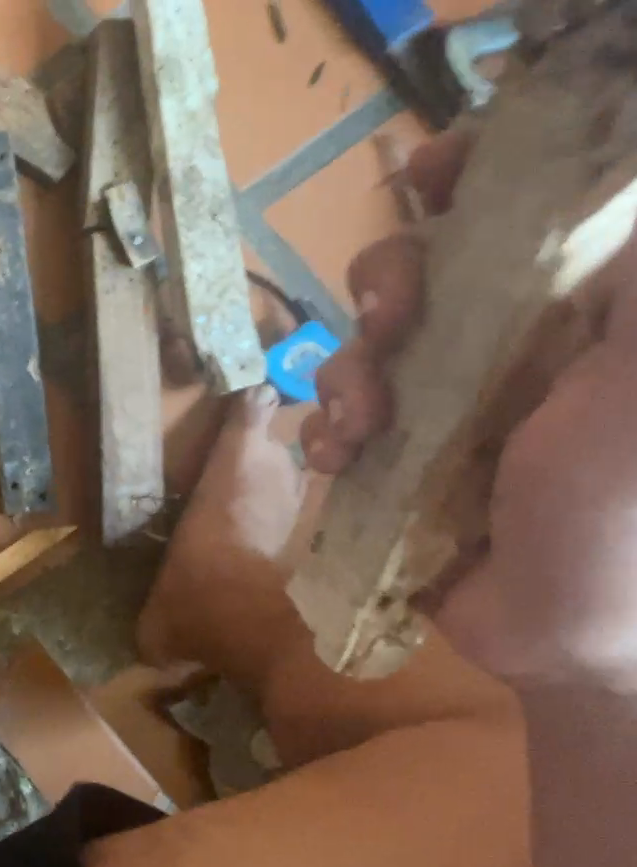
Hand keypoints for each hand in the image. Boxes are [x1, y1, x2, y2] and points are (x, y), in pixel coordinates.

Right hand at [303, 133, 636, 691]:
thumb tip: (591, 184)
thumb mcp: (635, 374)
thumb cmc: (626, 501)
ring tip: (359, 427)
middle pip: (429, 264)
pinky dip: (327, 431)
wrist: (576, 631)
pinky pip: (337, 414)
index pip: (533, 209)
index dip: (481, 173)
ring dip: (346, 374)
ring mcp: (451, 398)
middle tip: (389, 318)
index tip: (433, 169)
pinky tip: (339, 461)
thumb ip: (617, 274)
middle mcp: (520, 337)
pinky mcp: (398, 451)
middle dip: (389, 284)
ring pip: (367, 341)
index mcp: (587, 307)